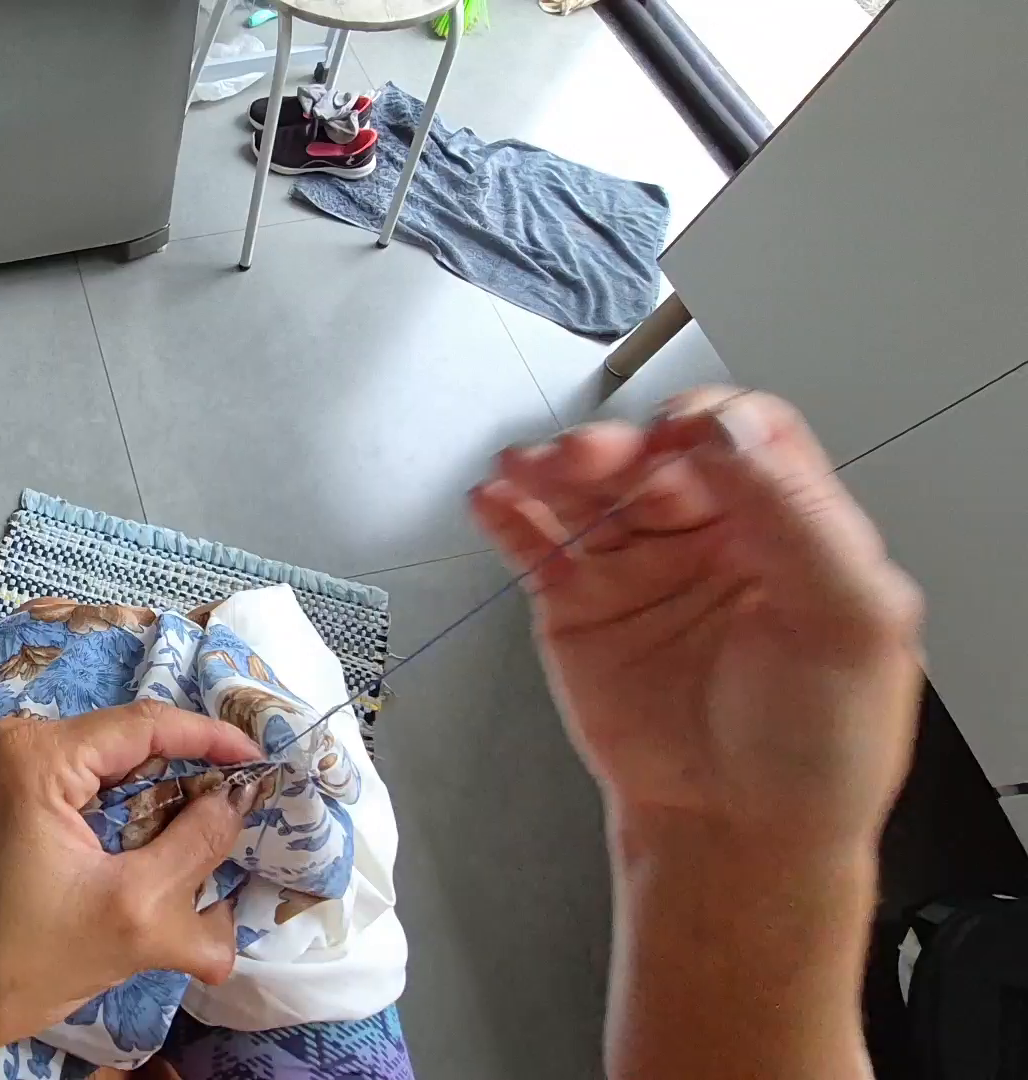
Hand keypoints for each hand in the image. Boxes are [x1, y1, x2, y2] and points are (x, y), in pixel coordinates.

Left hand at [0, 701, 260, 1063]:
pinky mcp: (15, 788)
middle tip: (237, 812)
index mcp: (37, 753)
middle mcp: (21, 739)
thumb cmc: (27, 960)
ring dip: (160, 799)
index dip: (211, 738)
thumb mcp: (133, 910)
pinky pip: (90, 782)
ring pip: (114, 764)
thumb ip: (197, 844)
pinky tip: (153, 847)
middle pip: (129, 743)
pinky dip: (129, 810)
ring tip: (200, 840)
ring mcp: (13, 762)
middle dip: (186, 776)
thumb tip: (239, 797)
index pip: (145, 724)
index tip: (261, 763)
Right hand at [469, 388, 922, 851]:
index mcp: (782, 531)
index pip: (742, 440)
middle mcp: (700, 539)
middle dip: (607, 448)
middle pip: (644, 460)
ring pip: (581, 494)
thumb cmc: (810, 739)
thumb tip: (729, 433)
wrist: (725, 820)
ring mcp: (628, 568)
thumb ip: (793, 518)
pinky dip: (505, 519)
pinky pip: (533, 546)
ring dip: (546, 471)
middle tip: (579, 457)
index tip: (671, 438)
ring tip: (518, 469)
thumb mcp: (847, 621)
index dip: (702, 424)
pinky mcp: (571, 602)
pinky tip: (489, 502)